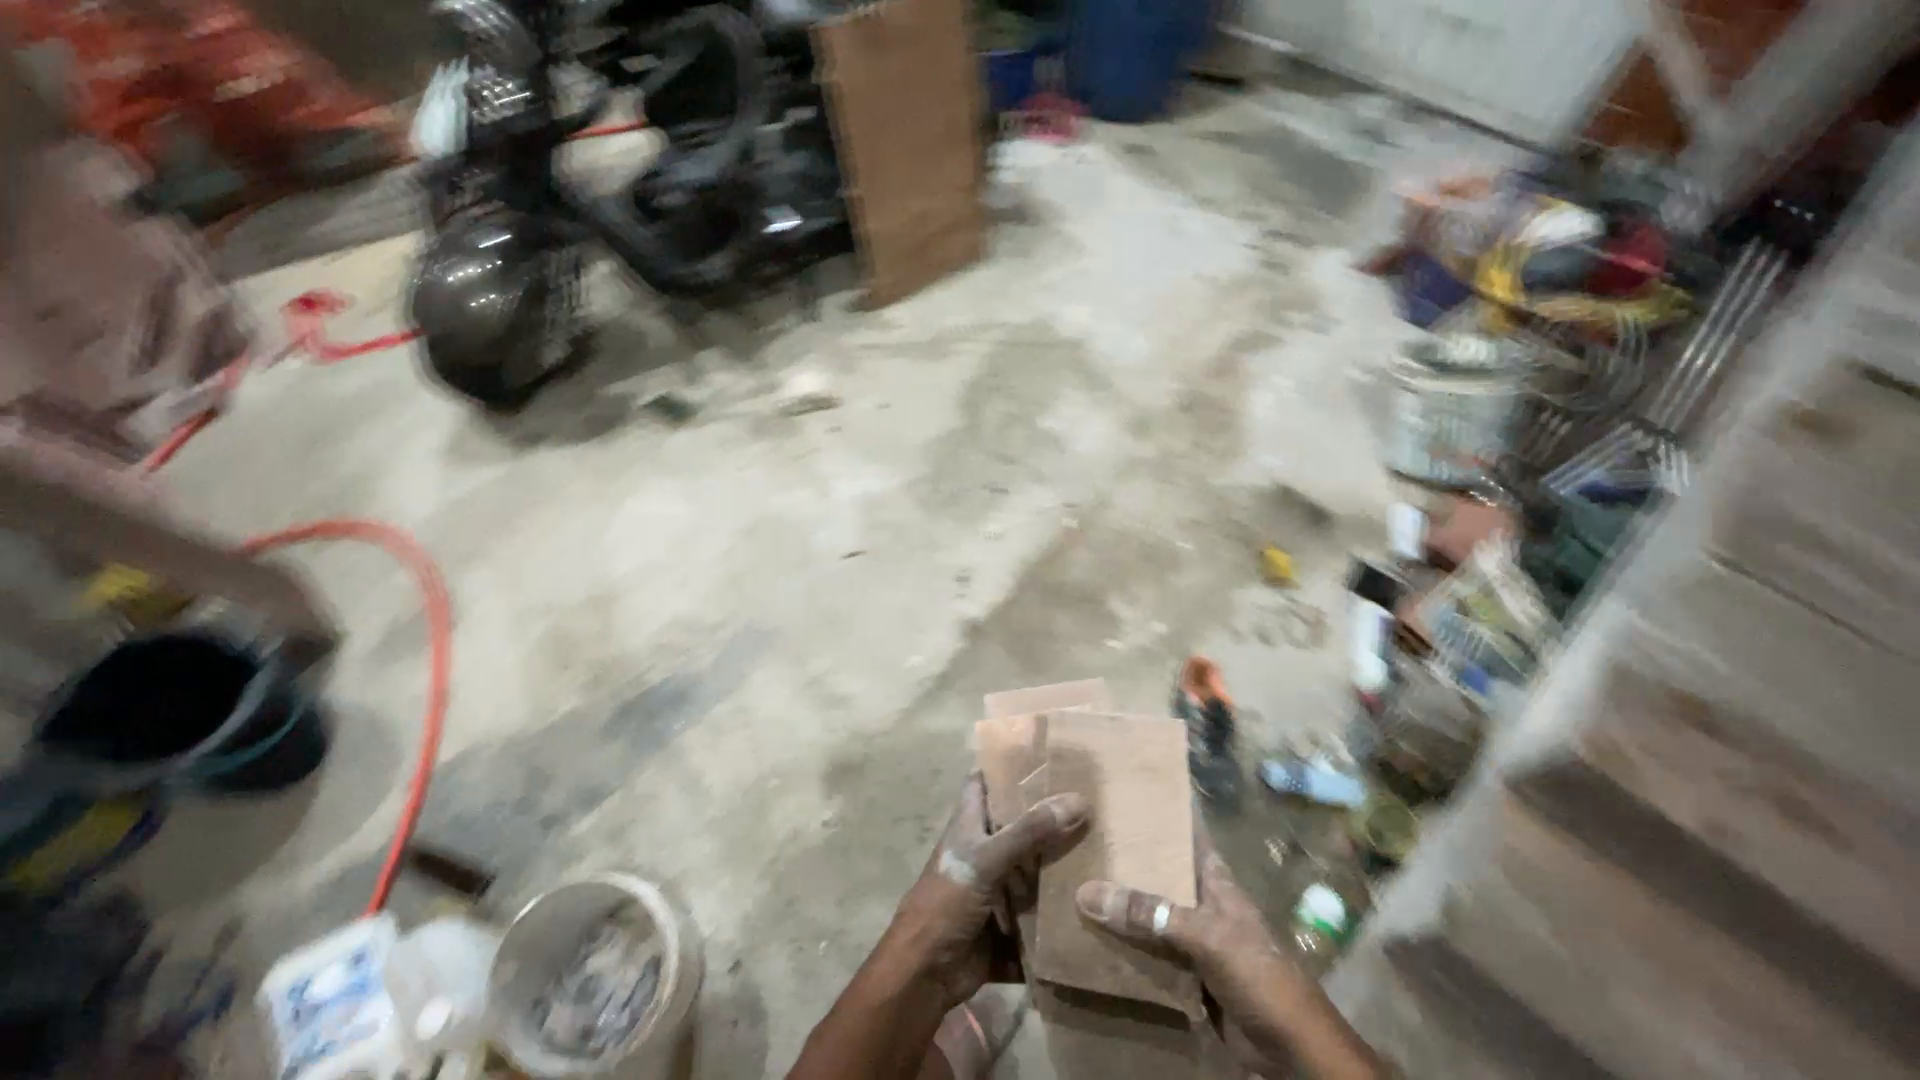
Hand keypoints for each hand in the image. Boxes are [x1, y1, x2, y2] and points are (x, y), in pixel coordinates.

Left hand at [883, 771, 1089, 1009]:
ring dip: (1065, 866)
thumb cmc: (946, 903)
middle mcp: (986, 852)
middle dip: (1054, 819)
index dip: (1011, 766)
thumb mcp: (986, 859)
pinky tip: (1104, 903)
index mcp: (970, 826)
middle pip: (1022, 827)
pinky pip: (1043, 913)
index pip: (987, 783)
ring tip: (1114, 848)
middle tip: (1103, 804)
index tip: (1053, 755)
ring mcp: (1000, 890)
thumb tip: (1078, 800)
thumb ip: (1029, 831)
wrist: (926, 974)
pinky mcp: (1012, 924)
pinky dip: (1064, 911)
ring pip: (1037, 870)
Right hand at [1075, 835, 1384, 1079]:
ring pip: (1152, 919)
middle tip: (1080, 842)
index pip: (1188, 838)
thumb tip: (1087, 891)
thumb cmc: (1259, 974)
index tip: (1127, 794)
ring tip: (1073, 886)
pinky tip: (1091, 943)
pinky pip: (1149, 959)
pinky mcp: (1188, 979)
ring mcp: (1196, 945)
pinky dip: (1125, 953)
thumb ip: (1152, 914)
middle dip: (1128, 865)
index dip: (1164, 816)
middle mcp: (1204, 907)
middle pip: (1161, 878)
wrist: (1290, 1048)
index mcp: (1217, 884)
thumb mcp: (1206, 935)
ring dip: (1122, 911)